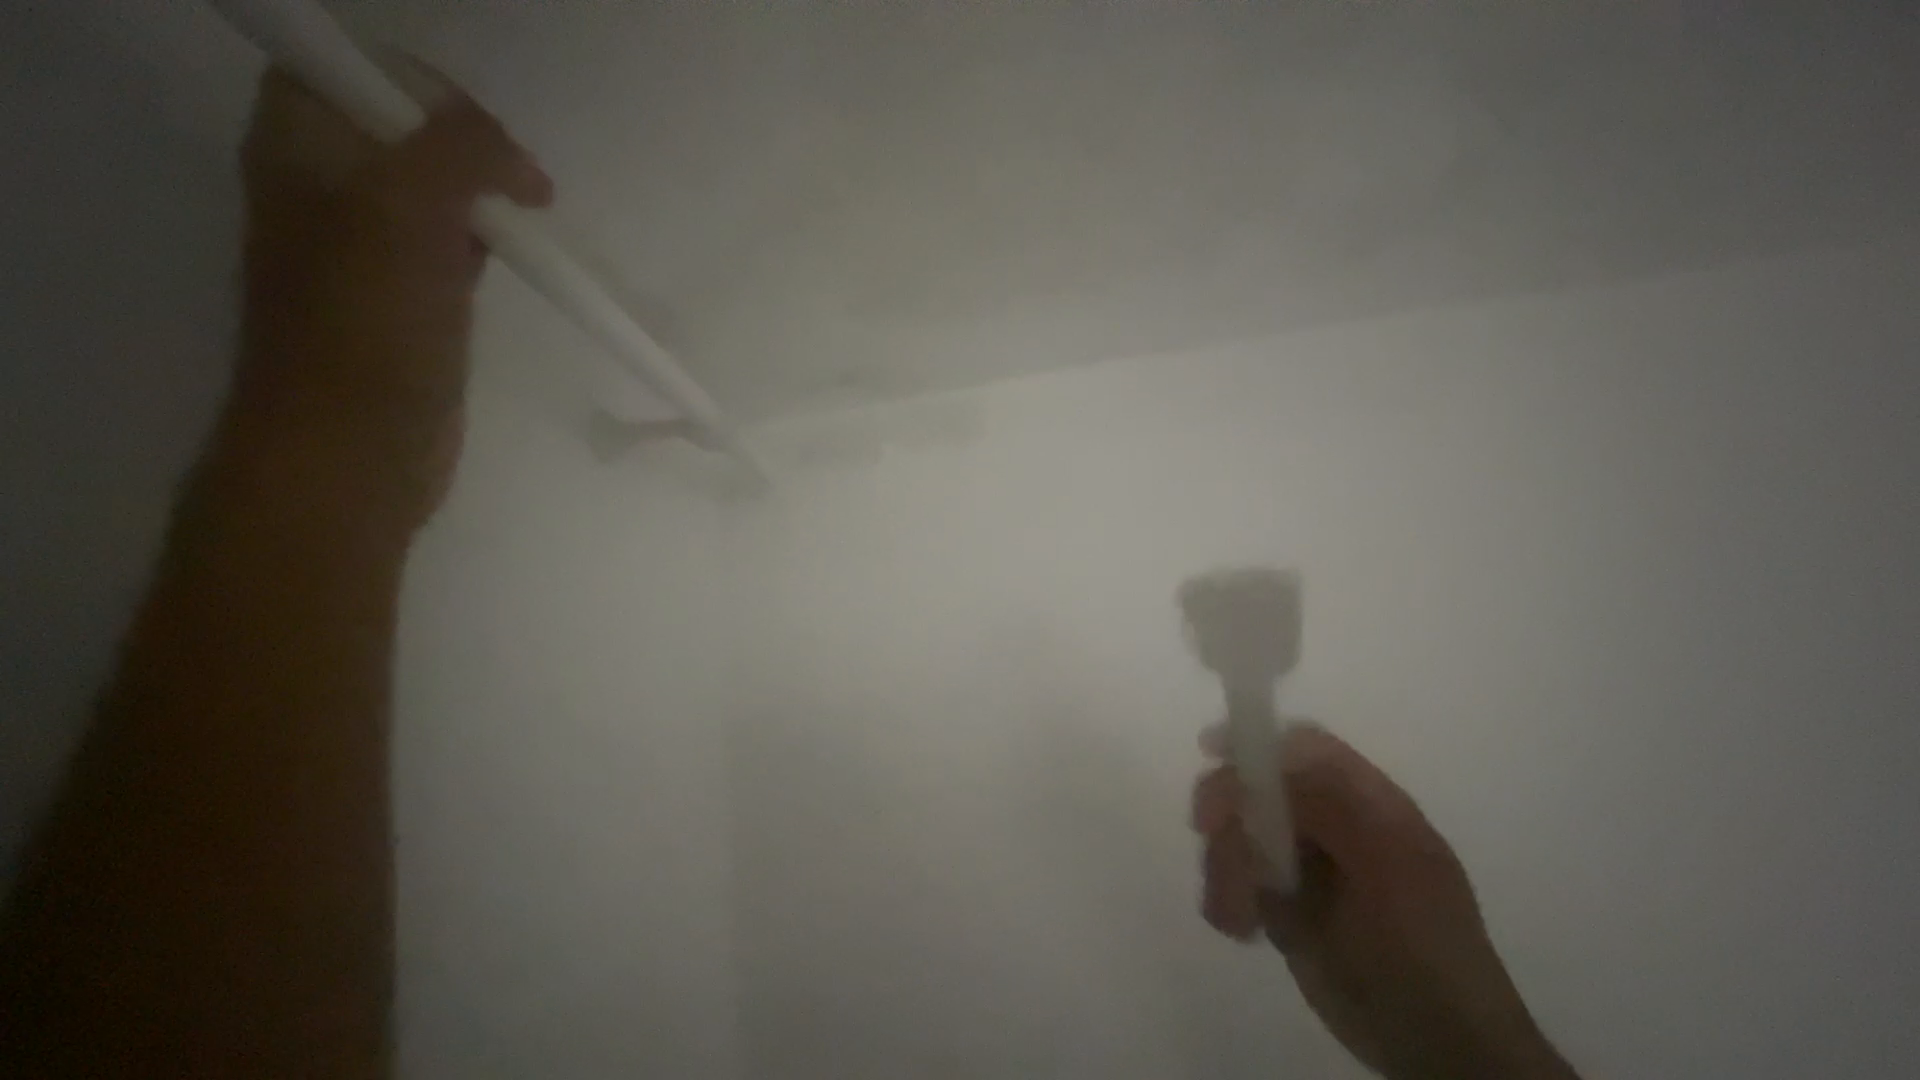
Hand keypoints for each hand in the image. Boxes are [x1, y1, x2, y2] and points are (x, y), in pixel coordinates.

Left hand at [232, 65, 552, 517]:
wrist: (356, 451)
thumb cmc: (369, 329)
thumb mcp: (406, 211)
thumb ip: (454, 149)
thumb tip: (503, 145)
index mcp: (299, 151)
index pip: (354, 74)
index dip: (423, 91)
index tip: (485, 138)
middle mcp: (327, 190)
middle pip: (404, 130)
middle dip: (470, 145)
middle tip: (521, 183)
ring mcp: (370, 250)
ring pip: (437, 190)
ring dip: (485, 195)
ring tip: (526, 217)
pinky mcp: (411, 301)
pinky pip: (452, 245)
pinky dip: (487, 241)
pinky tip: (514, 258)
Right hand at [1192, 723, 1575, 1079]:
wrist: (1439, 1050)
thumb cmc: (1422, 950)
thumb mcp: (1387, 866)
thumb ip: (1329, 808)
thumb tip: (1264, 766)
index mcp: (1368, 806)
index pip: (1306, 749)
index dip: (1261, 742)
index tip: (1212, 753)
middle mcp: (1331, 826)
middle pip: (1259, 788)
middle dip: (1231, 812)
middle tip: (1209, 839)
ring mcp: (1304, 867)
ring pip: (1237, 835)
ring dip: (1223, 864)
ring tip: (1236, 913)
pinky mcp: (1281, 907)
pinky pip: (1234, 881)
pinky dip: (1224, 896)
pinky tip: (1238, 925)